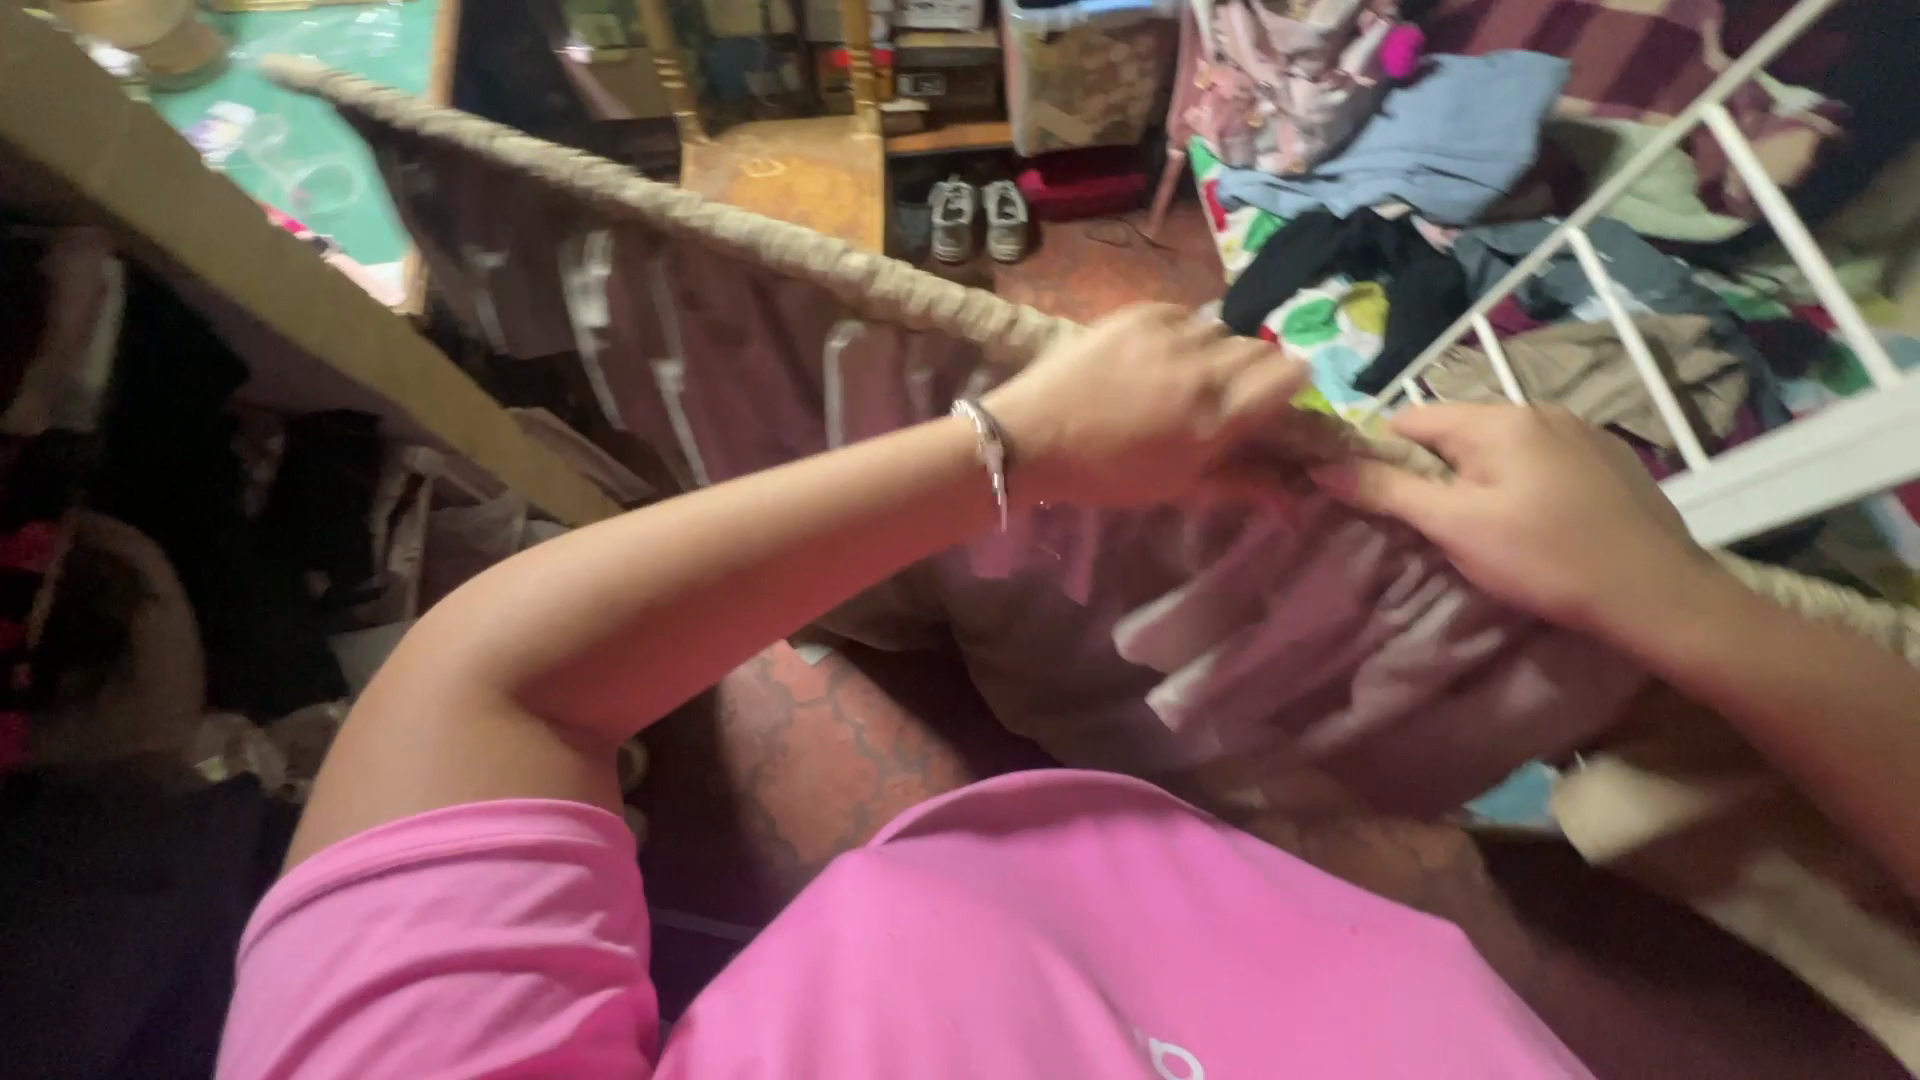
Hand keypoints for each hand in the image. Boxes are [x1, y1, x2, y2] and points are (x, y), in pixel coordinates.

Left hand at [984, 304, 1308, 506]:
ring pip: (1220, 330)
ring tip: (1179, 374)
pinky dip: (1178, 333)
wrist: (1030, 437)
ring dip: (1212, 351)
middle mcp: (1201, 369)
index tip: (1267, 399)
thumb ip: (1240, 482)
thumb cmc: (1103, 473)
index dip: (1286, 385)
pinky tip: (1151, 356)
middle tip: (1218, 393)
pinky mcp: (1138, 313)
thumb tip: (1295, 498)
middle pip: (1260, 349)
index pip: (1290, 374)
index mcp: (1215, 418)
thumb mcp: (1174, 486)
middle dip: (1251, 371)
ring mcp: (1169, 334)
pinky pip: (1183, 314)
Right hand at [1311, 403, 1716, 637]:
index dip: (1384, 458)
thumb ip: (1385, 490)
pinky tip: (1534, 521)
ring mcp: (1580, 431)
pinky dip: (1517, 482)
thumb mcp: (1452, 525)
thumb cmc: (1542, 558)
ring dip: (1474, 477)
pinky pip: (1535, 458)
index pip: (1409, 420)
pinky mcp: (1607, 458)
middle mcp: (1539, 411)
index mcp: (1498, 420)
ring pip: (1495, 447)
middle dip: (1432, 470)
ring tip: (1484, 526)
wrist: (1658, 596)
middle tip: (1438, 523)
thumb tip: (1320, 466)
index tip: (1389, 502)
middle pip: (1453, 432)